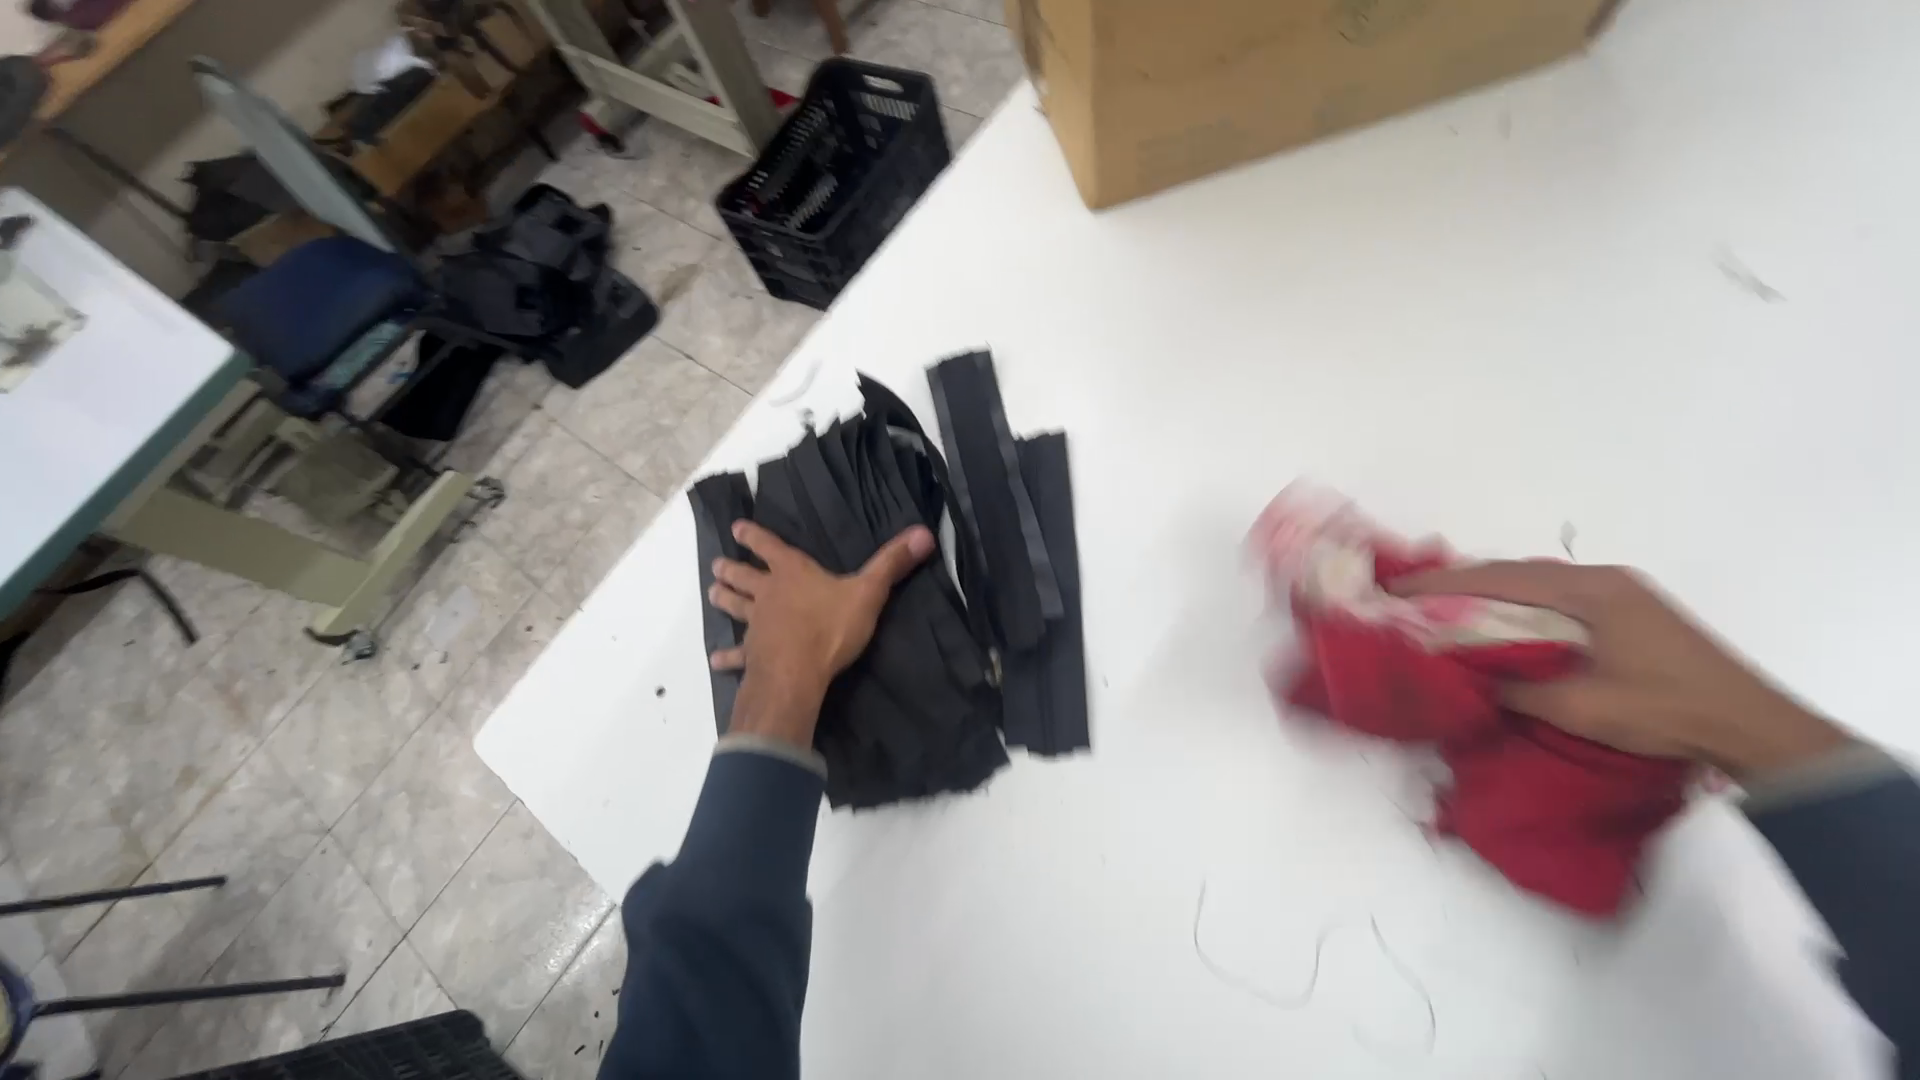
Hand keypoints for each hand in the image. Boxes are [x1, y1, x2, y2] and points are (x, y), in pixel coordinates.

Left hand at [707, 520, 935, 745]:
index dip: (755, 536)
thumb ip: (892, 563)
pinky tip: (715, 659)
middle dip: (732, 569)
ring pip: (735, 607)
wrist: (797, 673)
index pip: (770, 548)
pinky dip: (726, 656)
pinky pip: (736, 654)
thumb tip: (924, 533)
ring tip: (712, 592)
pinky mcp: (752, 654)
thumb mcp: (868, 592)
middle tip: (717, 564)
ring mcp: (756, 625)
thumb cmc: (830, 627)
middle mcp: (768, 594)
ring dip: (723, 599)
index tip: (737, 527)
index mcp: (793, 573)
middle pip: (744, 576)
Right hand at [1392, 562, 1846, 778]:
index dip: (1443, 584)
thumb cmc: (1666, 712)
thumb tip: (1464, 677)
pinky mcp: (1630, 608)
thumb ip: (1516, 688)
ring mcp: (1620, 591)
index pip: (1500, 578)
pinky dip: (1518, 600)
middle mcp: (1603, 579)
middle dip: (1460, 581)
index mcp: (1591, 592)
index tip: (1397, 590)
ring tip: (1445, 606)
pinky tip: (1500, 618)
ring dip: (1490, 589)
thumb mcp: (1580, 707)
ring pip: (1536, 579)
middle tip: (1413, 596)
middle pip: (1515, 570)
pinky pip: (1556, 592)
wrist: (1757, 728)